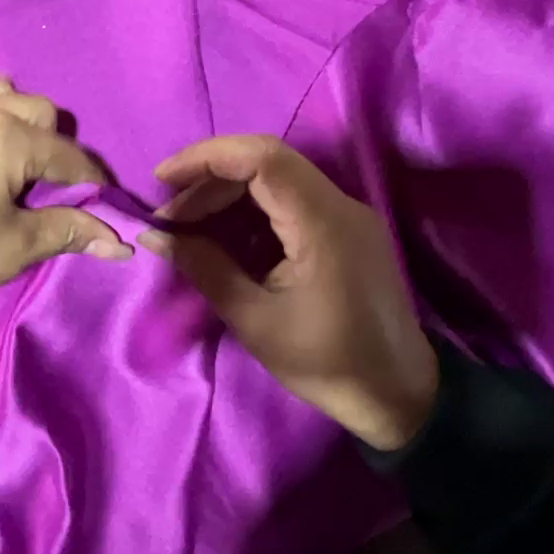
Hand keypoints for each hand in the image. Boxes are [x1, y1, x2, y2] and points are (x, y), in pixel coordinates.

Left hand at [0, 72, 130, 334]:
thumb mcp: (10, 250)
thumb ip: (68, 232)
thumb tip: (121, 244)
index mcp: (7, 138)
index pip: (69, 155)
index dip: (92, 183)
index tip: (104, 205)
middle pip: (40, 113)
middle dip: (55, 149)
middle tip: (48, 193)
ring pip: (2, 92)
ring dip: (19, 120)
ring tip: (11, 164)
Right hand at [140, 135, 437, 449]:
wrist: (398, 395)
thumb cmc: (325, 361)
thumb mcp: (253, 319)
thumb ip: (203, 267)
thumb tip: (154, 235)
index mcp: (322, 222)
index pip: (261, 157)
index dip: (206, 157)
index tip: (163, 181)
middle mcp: (339, 204)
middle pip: (264, 162)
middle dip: (208, 180)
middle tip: (168, 216)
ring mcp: (344, 213)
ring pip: (273, 177)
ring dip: (225, 193)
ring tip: (186, 226)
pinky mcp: (343, 228)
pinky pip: (288, 199)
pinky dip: (248, 208)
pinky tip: (221, 235)